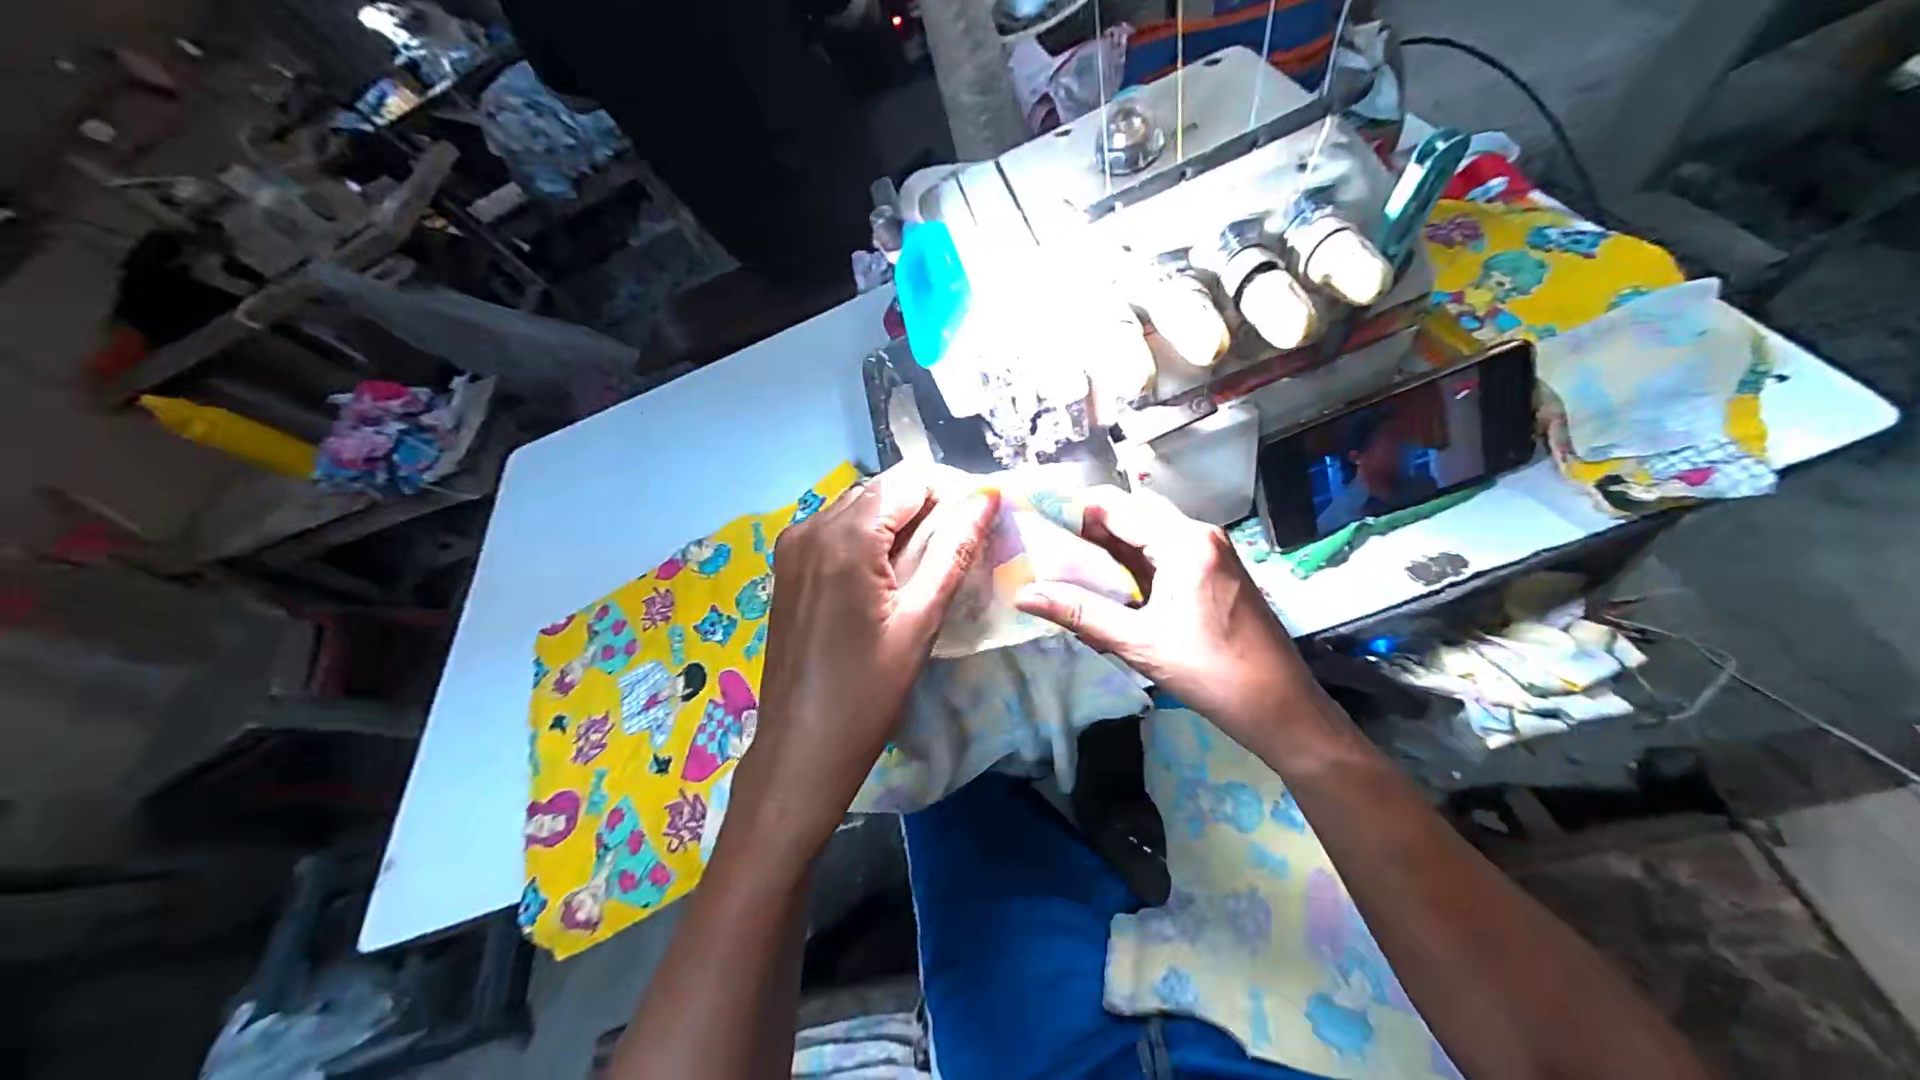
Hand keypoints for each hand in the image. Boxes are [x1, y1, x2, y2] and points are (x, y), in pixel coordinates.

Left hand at [724, 465, 998, 862]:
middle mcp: (811, 526)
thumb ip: (954, 549)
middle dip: (925, 506)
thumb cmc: (869, 690)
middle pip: (882, 491)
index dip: (950, 490)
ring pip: (859, 508)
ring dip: (897, 523)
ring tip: (929, 563)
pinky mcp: (787, 566)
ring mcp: (793, 545)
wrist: (802, 746)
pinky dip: (868, 540)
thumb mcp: (922, 618)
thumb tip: (987, 496)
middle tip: (960, 545)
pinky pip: (836, 532)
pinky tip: (888, 576)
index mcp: (845, 535)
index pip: (909, 479)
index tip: (979, 520)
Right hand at [1014, 486, 1316, 743]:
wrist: (1282, 707)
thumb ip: (1078, 613)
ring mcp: (1208, 552)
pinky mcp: (1210, 572)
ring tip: (1063, 565)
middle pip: (1130, 514)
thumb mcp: (1139, 642)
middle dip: (1085, 528)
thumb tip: (1023, 594)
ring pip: (1145, 534)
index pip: (1116, 505)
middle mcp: (1198, 534)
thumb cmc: (1213, 672)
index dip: (1071, 509)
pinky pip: (1161, 554)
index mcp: (1185, 541)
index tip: (1033, 520)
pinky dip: (1130, 565)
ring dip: (1106, 548)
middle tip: (1042, 546)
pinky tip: (1103, 586)